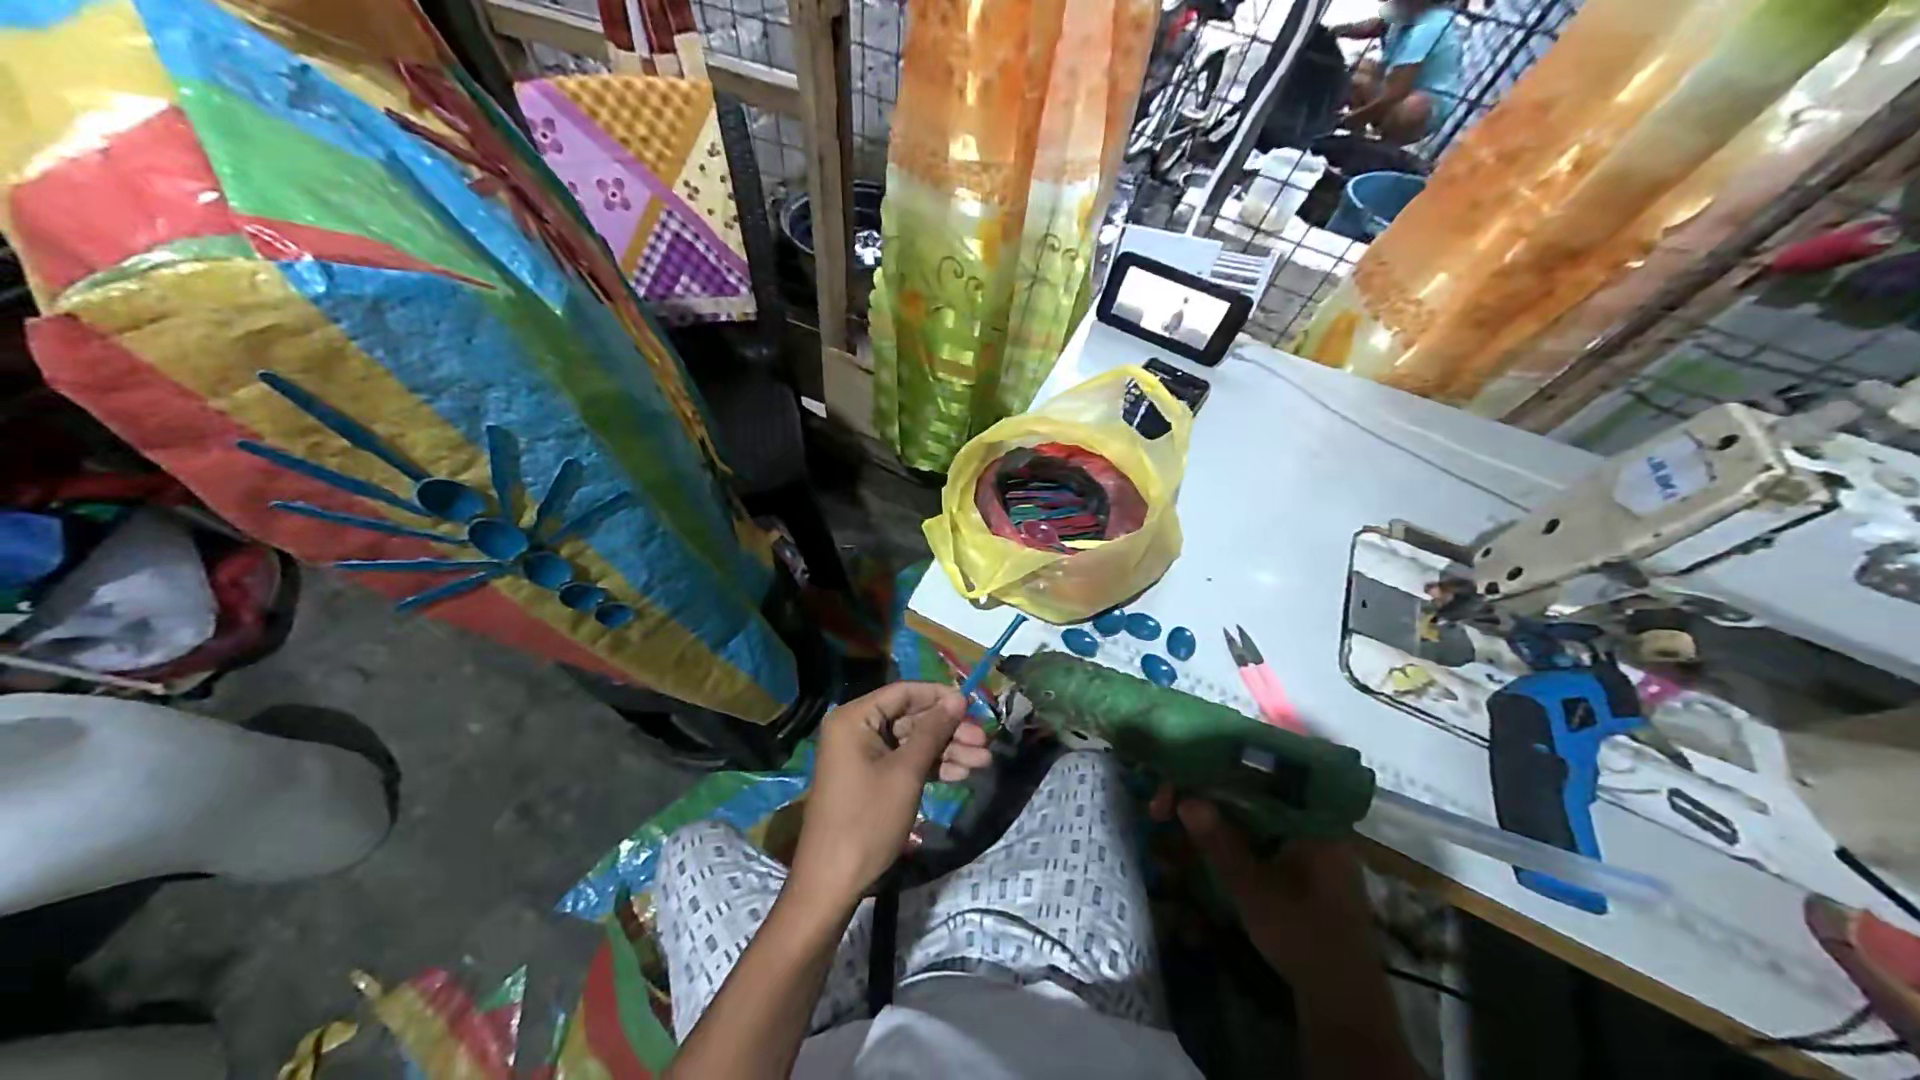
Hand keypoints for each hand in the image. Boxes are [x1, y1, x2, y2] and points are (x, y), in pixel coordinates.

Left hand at [791, 683, 990, 906]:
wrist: (833, 881)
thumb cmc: (867, 819)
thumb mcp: (906, 772)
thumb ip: (933, 731)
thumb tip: (958, 698)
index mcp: (854, 718)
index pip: (903, 692)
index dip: (940, 696)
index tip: (974, 705)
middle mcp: (857, 730)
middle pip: (911, 717)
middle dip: (949, 730)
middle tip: (984, 741)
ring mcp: (864, 756)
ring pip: (913, 742)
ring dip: (947, 751)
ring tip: (983, 761)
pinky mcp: (872, 779)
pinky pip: (906, 762)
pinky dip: (932, 767)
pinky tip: (962, 774)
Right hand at [1153, 790, 1378, 981]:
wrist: (1342, 998)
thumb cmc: (1305, 939)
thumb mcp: (1255, 892)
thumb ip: (1221, 844)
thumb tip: (1186, 799)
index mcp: (1315, 817)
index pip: (1264, 770)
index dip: (1219, 763)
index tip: (1183, 768)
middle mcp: (1313, 817)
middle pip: (1253, 784)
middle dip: (1207, 786)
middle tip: (1166, 800)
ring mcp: (1306, 835)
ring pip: (1251, 803)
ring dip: (1212, 804)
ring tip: (1171, 809)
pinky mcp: (1296, 854)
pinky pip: (1256, 823)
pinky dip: (1227, 822)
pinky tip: (1198, 827)